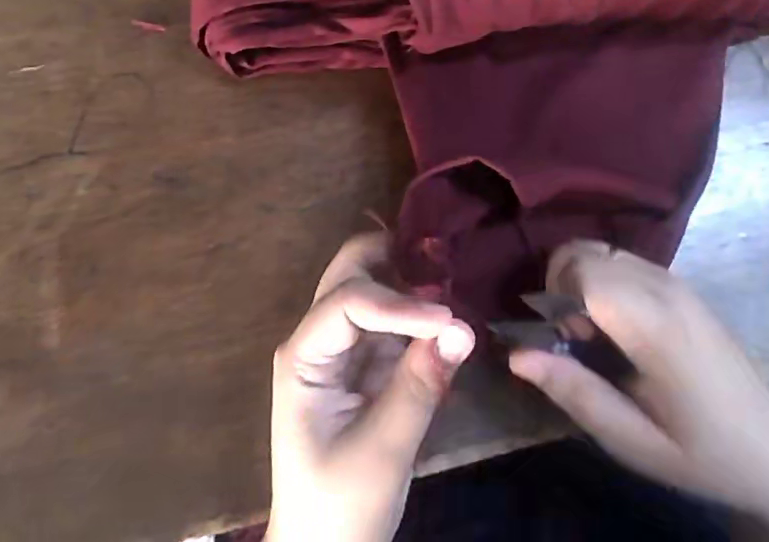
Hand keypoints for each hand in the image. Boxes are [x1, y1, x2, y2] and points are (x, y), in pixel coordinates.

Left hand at [267, 233, 475, 541]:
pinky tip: (447, 314)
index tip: (447, 317)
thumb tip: (464, 328)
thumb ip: (420, 385)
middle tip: (443, 265)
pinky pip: (392, 318)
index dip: (399, 303)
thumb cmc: (340, 508)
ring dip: (409, 280)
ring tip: (451, 285)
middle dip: (394, 261)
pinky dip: (418, 310)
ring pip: (372, 286)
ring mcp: (342, 348)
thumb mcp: (384, 452)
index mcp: (304, 357)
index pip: (349, 303)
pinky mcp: (366, 362)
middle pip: (351, 273)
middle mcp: (318, 339)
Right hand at [507, 241, 768, 541]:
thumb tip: (515, 353)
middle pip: (587, 251)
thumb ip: (573, 391)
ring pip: (604, 252)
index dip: (555, 298)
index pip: (582, 269)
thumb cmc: (699, 454)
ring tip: (595, 336)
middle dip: (562, 285)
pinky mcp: (683, 285)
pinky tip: (619, 329)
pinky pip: (625, 262)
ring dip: (582, 281)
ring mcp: (677, 281)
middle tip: (574, 339)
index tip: (564, 342)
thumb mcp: (631, 440)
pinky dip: (604, 281)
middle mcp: (665, 287)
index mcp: (653, 323)